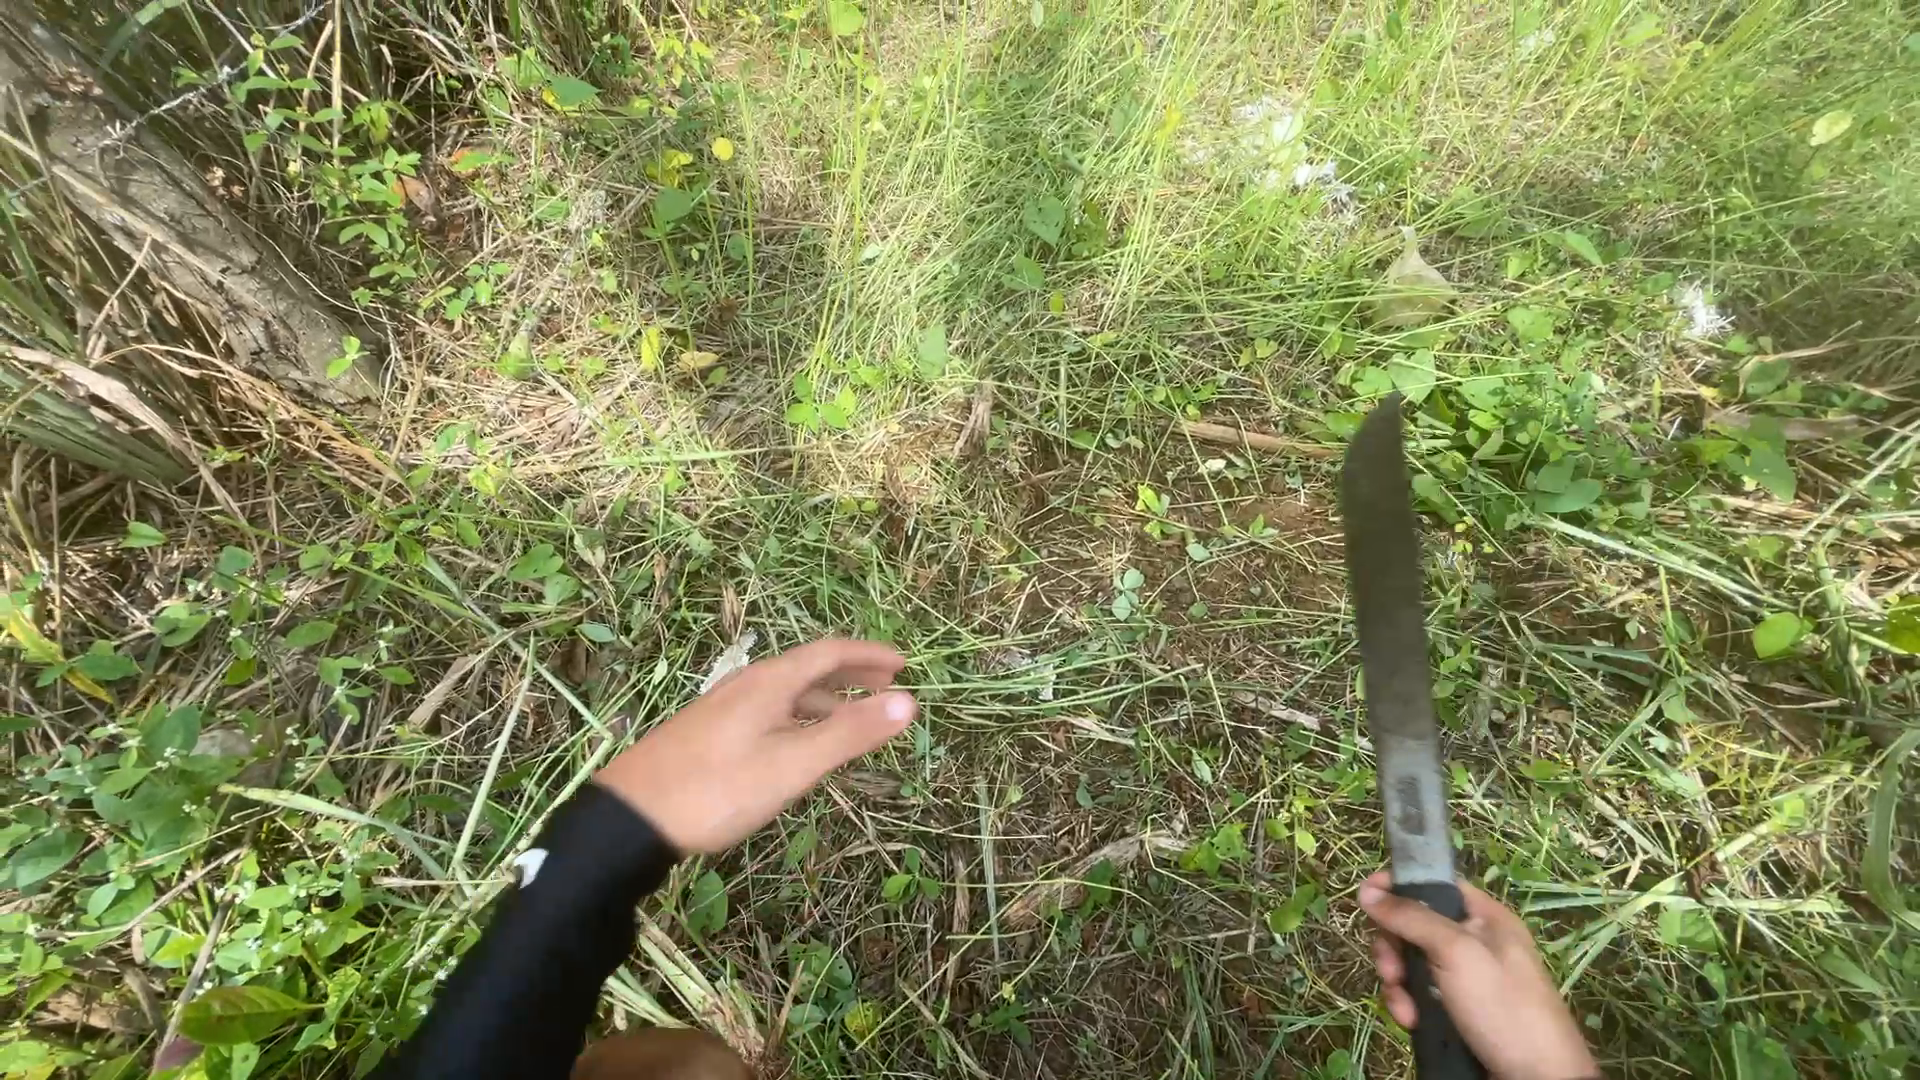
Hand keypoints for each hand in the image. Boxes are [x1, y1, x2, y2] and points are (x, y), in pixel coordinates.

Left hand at [594, 639, 915, 854]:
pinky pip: (771, 709)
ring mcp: (726, 707)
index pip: (830, 651)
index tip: (903, 665)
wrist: (628, 819)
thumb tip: (909, 702)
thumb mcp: (792, 764)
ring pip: (789, 691)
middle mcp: (749, 684)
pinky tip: (798, 743)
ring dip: (827, 698)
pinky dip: (801, 716)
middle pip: (810, 666)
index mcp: (770, 682)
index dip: (870, 654)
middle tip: (887, 686)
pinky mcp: (711, 731)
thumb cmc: (718, 789)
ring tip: (852, 719)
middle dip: (853, 673)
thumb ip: (850, 733)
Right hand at [1359, 871, 1598, 1079]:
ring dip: (1396, 980)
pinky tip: (1411, 1020)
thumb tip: (1365, 891)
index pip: (1432, 883)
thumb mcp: (1456, 953)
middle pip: (1412, 922)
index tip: (1367, 898)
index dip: (1397, 885)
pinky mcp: (1453, 1007)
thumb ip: (1410, 917)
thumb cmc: (1504, 1009)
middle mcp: (1473, 941)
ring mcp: (1463, 977)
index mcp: (1485, 918)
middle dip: (1392, 946)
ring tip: (1404, 1006)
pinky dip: (1407, 1002)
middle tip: (1391, 968)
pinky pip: (1415, 990)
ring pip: (1408, 958)